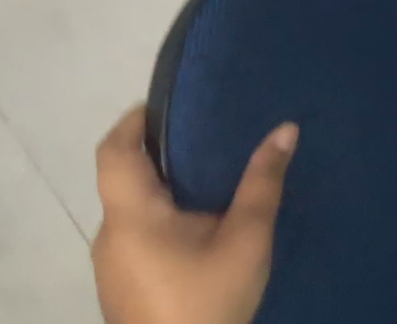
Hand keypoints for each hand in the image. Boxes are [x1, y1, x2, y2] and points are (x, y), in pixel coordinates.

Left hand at [92, 105, 297, 323]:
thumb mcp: (247, 237)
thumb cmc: (206, 299)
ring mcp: (114, 261)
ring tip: (218, 162)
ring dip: (168, 179)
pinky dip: (167, 206)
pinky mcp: (126, 280)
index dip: (133, 120)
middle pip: (125, 176)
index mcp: (132, 217)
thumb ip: (262, 180)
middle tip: (213, 123)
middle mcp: (112, 234)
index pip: (113, 153)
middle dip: (163, 146)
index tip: (168, 98)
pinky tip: (207, 210)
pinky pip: (141, 227)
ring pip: (135, 204)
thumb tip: (284, 128)